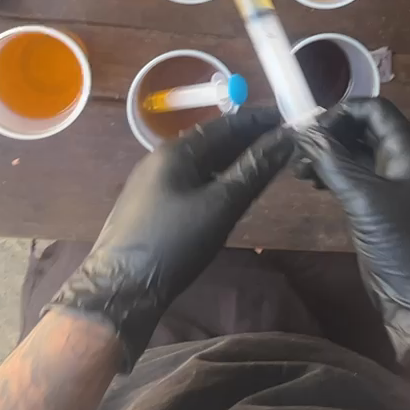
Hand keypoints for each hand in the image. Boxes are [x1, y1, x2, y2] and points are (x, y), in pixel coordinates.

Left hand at [50, 107, 289, 366]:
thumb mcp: (221, 205)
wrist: (119, 289)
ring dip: (234, 158)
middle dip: (249, 139)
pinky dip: (218, 175)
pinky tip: (232, 189)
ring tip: (265, 163)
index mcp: (177, 150)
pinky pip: (192, 177)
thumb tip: (286, 137)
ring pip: (203, 160)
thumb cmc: (173, 243)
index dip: (259, 120)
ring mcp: (154, 180)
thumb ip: (255, 169)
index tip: (290, 119)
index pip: (227, 123)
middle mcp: (162, 157)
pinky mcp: (151, 202)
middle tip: (284, 143)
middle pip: (214, 139)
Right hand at [307, 98, 409, 357]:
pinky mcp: (379, 204)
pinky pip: (355, 176)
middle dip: (331, 134)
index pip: (375, 109)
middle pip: (364, 128)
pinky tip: (313, 183)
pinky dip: (333, 174)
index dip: (343, 111)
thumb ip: (332, 161)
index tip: (312, 128)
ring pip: (356, 153)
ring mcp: (391, 184)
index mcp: (407, 151)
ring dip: (329, 155)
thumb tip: (304, 130)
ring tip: (299, 170)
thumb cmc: (399, 242)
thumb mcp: (362, 198)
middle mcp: (401, 161)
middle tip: (300, 150)